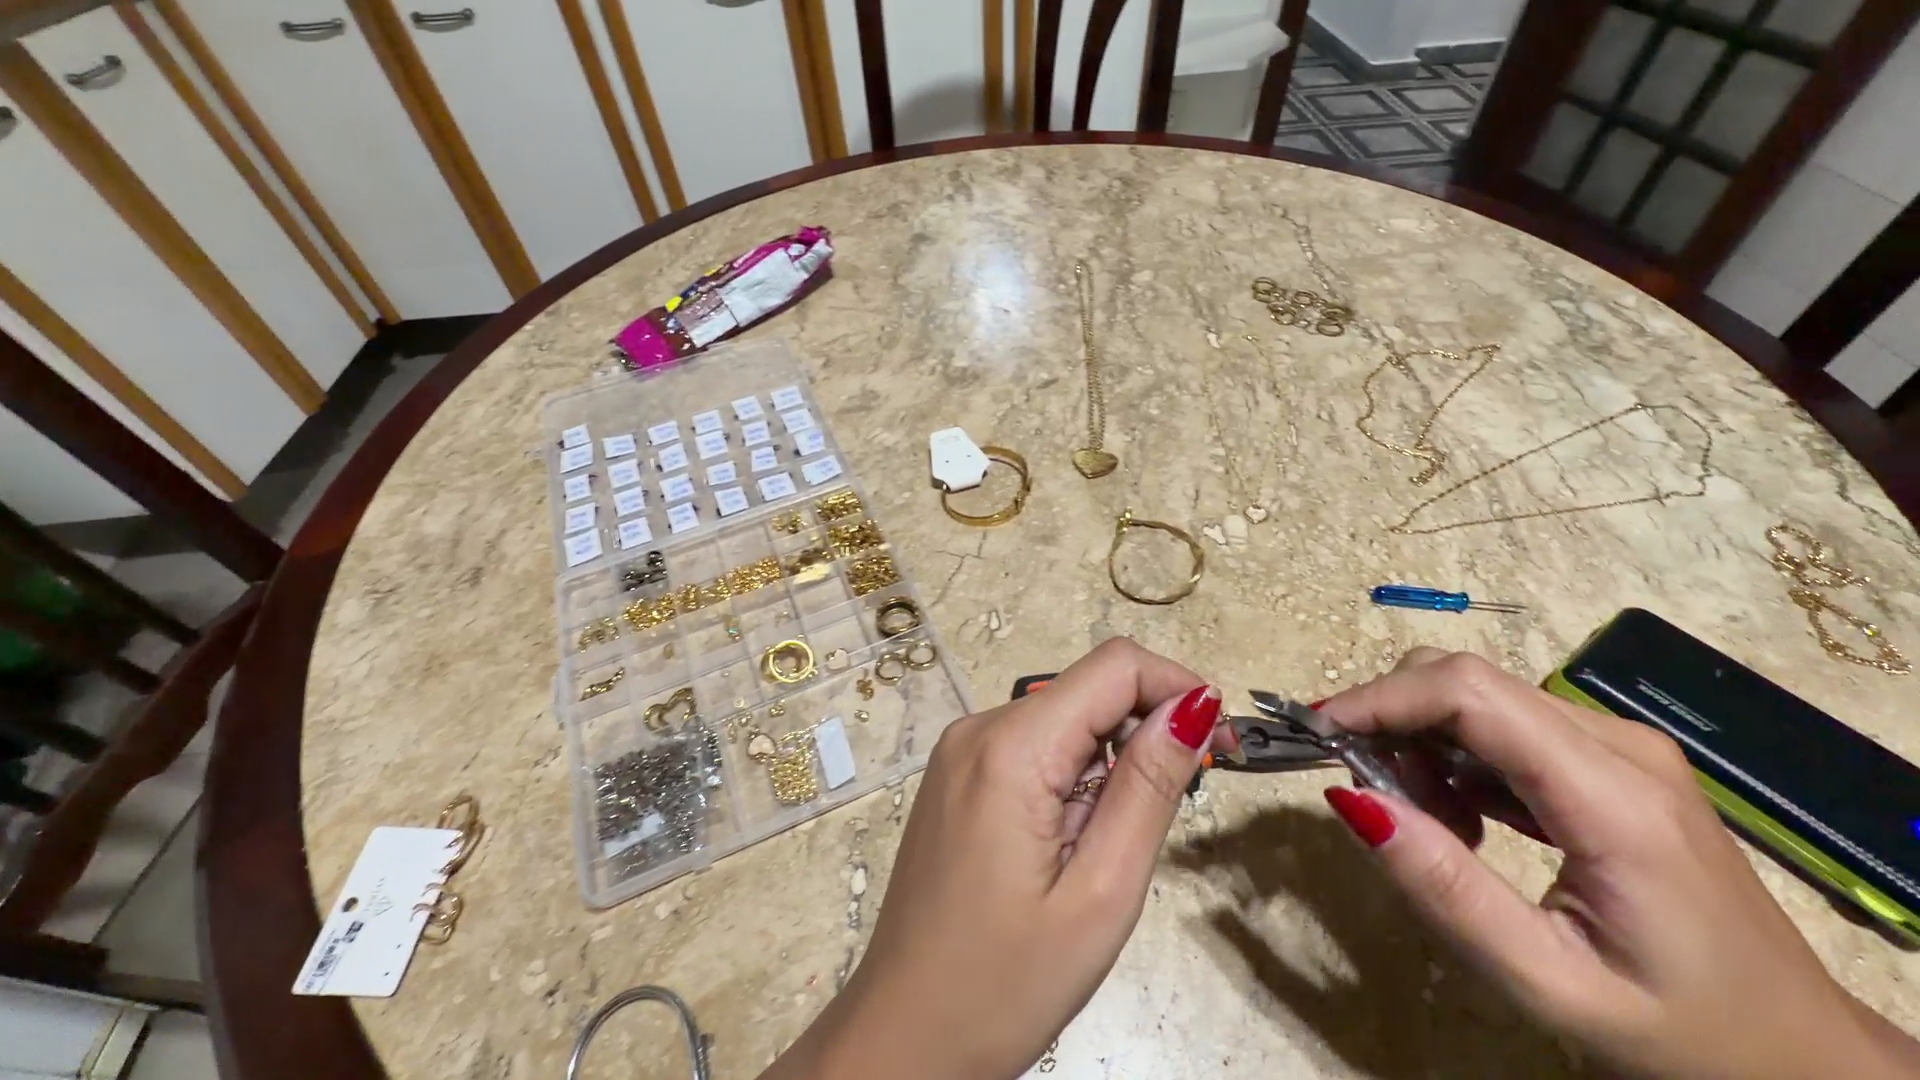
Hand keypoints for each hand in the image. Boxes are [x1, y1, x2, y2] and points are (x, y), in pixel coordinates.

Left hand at [761, 638, 1235, 1079]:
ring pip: (1064, 722)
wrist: (903, 1036)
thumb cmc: (1005, 983)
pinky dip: (1075, 779)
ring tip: (1118, 844)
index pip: (1114, 665)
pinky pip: (1033, 752)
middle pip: (1088, 691)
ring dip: (1112, 762)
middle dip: (1149, 729)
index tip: (1220, 742)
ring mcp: (960, 755)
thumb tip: (1195, 704)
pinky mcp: (957, 781)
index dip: (1178, 687)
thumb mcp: (1100, 891)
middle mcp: (977, 731)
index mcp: (1009, 747)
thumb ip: (1148, 787)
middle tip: (1184, 799)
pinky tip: (1077, 842)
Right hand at [1316, 649, 1919, 1079]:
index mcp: (1613, 796)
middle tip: (1373, 799)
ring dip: (1421, 746)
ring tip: (1430, 829)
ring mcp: (1618, 746)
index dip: (1380, 697)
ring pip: (1477, 698)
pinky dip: (1453, 758)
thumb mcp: (1546, 981)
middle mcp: (1617, 744)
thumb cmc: (1674, 1026)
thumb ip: (1445, 889)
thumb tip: (1348, 798)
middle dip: (1393, 723)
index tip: (1319, 733)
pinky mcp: (1610, 758)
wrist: (1796, 1047)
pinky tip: (1463, 822)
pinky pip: (1503, 725)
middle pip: (1467, 681)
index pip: (1470, 693)